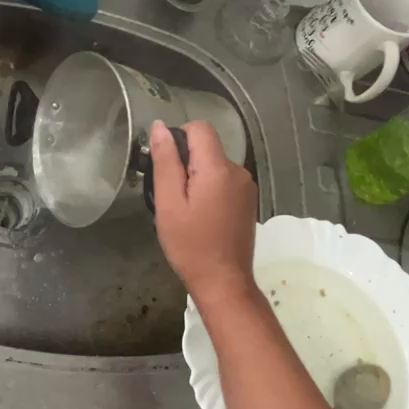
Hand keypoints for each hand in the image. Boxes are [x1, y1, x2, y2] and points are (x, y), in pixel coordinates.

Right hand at [150, 120, 259, 305]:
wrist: (223, 281)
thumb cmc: (190, 244)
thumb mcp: (169, 203)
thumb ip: (166, 162)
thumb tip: (160, 127)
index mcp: (218, 169)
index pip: (200, 128)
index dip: (178, 138)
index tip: (166, 167)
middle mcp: (238, 171)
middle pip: (207, 146)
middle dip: (185, 162)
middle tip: (171, 196)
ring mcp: (246, 186)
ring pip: (214, 164)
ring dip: (196, 177)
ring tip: (185, 209)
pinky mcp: (247, 200)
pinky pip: (223, 180)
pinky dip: (208, 188)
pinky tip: (200, 215)